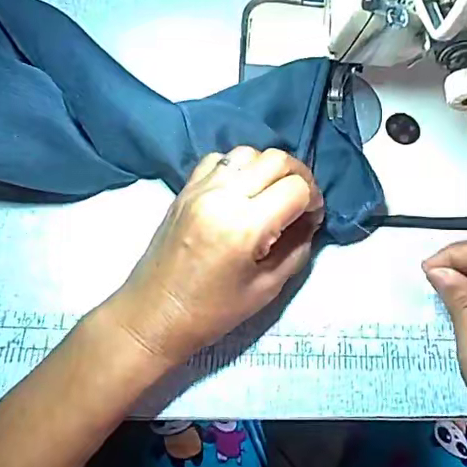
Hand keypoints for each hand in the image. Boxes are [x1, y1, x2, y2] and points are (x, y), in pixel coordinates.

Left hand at [103, 146, 324, 365]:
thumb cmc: (212, 312)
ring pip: (247, 152)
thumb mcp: (267, 289)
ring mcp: (199, 188)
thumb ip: (296, 249)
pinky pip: (218, 160)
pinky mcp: (184, 189)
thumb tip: (308, 222)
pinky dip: (237, 167)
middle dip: (298, 176)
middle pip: (275, 159)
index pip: (296, 187)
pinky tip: (240, 192)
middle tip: (300, 203)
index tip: (311, 220)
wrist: (153, 314)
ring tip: (270, 195)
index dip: (313, 200)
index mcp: (244, 225)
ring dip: (267, 168)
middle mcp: (221, 196)